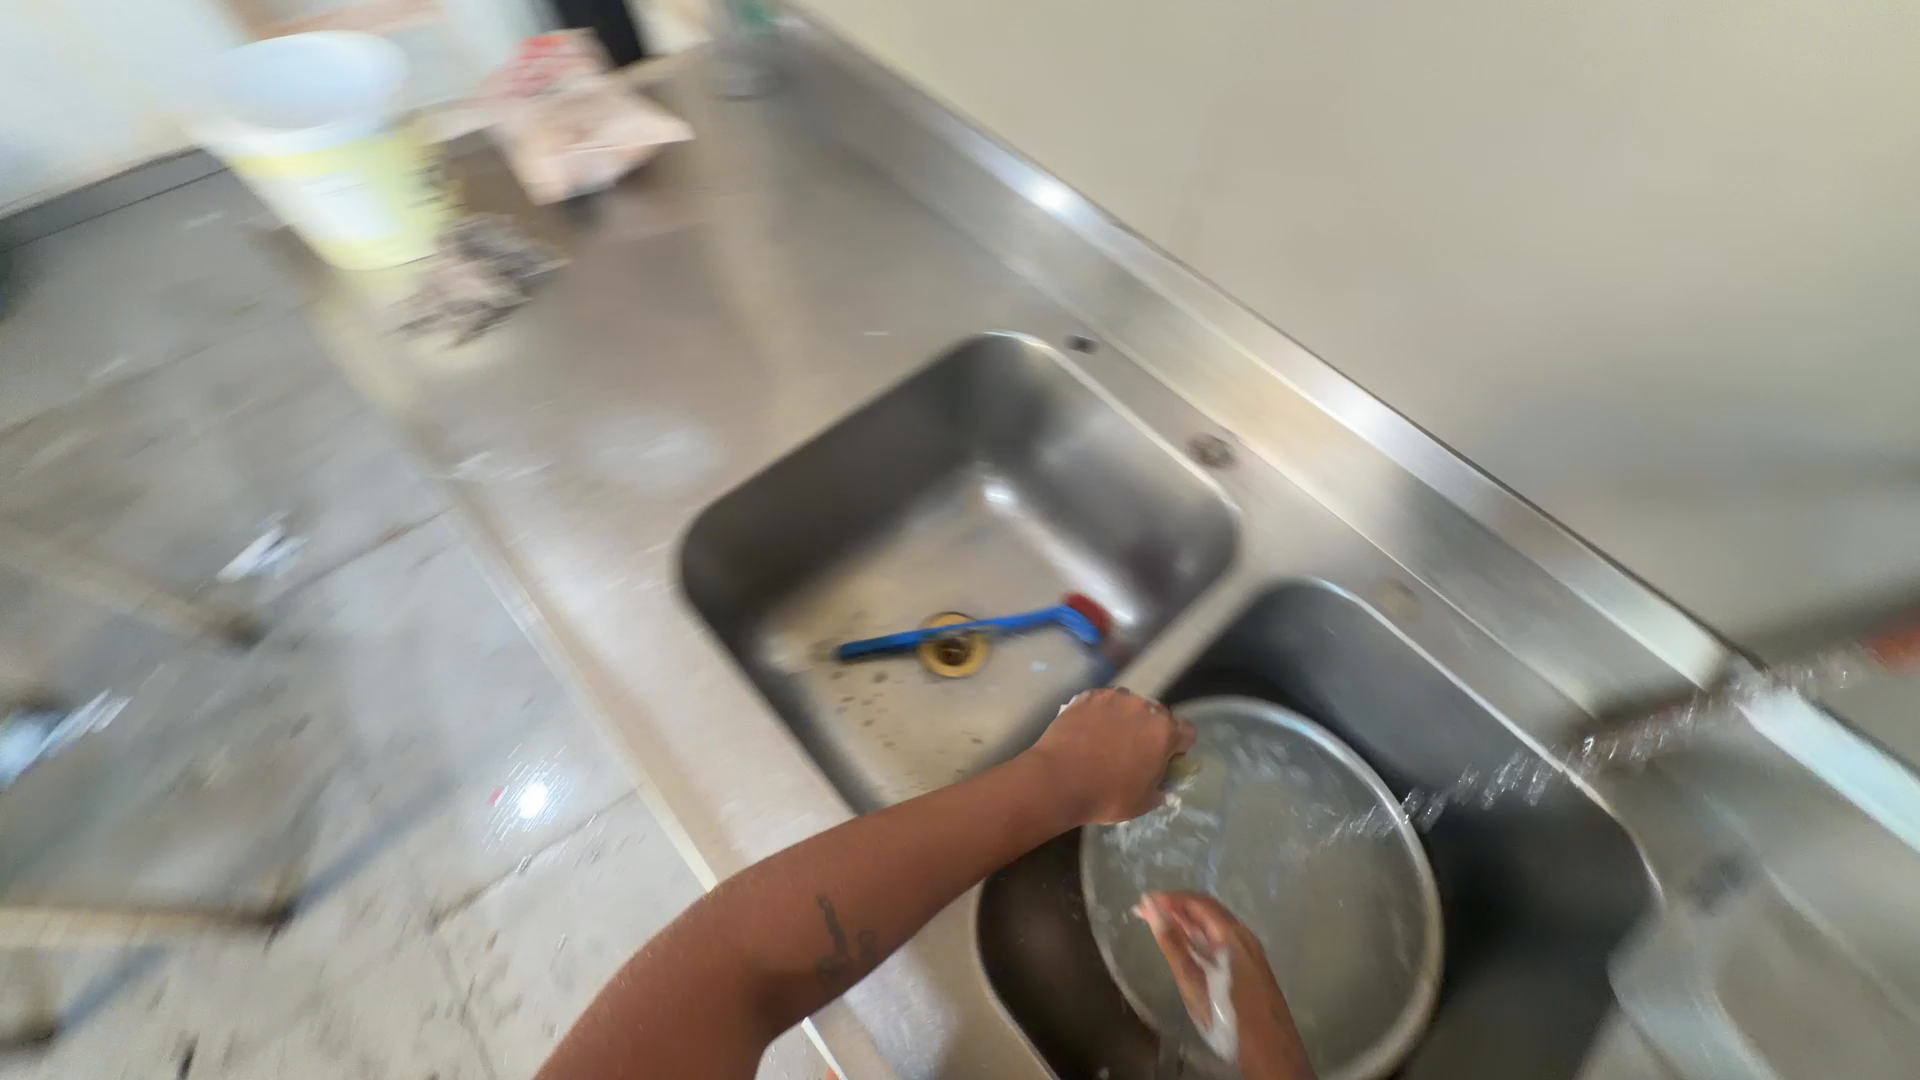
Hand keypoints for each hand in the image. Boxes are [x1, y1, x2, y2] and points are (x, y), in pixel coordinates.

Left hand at [1025, 688, 1194, 824]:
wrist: (1058, 779)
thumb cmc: (1106, 796)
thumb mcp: (1142, 804)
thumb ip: (1159, 791)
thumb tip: (1163, 787)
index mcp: (1164, 732)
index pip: (1187, 732)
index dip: (1179, 747)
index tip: (1165, 760)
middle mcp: (1143, 707)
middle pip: (1158, 714)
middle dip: (1152, 730)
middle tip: (1134, 751)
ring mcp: (1113, 698)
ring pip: (1129, 704)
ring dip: (1126, 717)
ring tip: (1107, 737)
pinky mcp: (1087, 696)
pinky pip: (1102, 701)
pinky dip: (1100, 712)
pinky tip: (1088, 729)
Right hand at [1137, 892, 1316, 1079]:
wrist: (1273, 1058)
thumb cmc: (1228, 1018)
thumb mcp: (1193, 981)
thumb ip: (1172, 942)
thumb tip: (1151, 906)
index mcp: (1231, 934)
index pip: (1196, 902)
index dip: (1168, 899)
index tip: (1143, 903)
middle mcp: (1244, 936)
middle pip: (1207, 909)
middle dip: (1176, 906)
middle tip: (1148, 912)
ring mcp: (1252, 952)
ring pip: (1216, 924)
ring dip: (1188, 920)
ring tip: (1163, 925)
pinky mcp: (1253, 967)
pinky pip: (1223, 937)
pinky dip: (1201, 934)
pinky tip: (1190, 947)